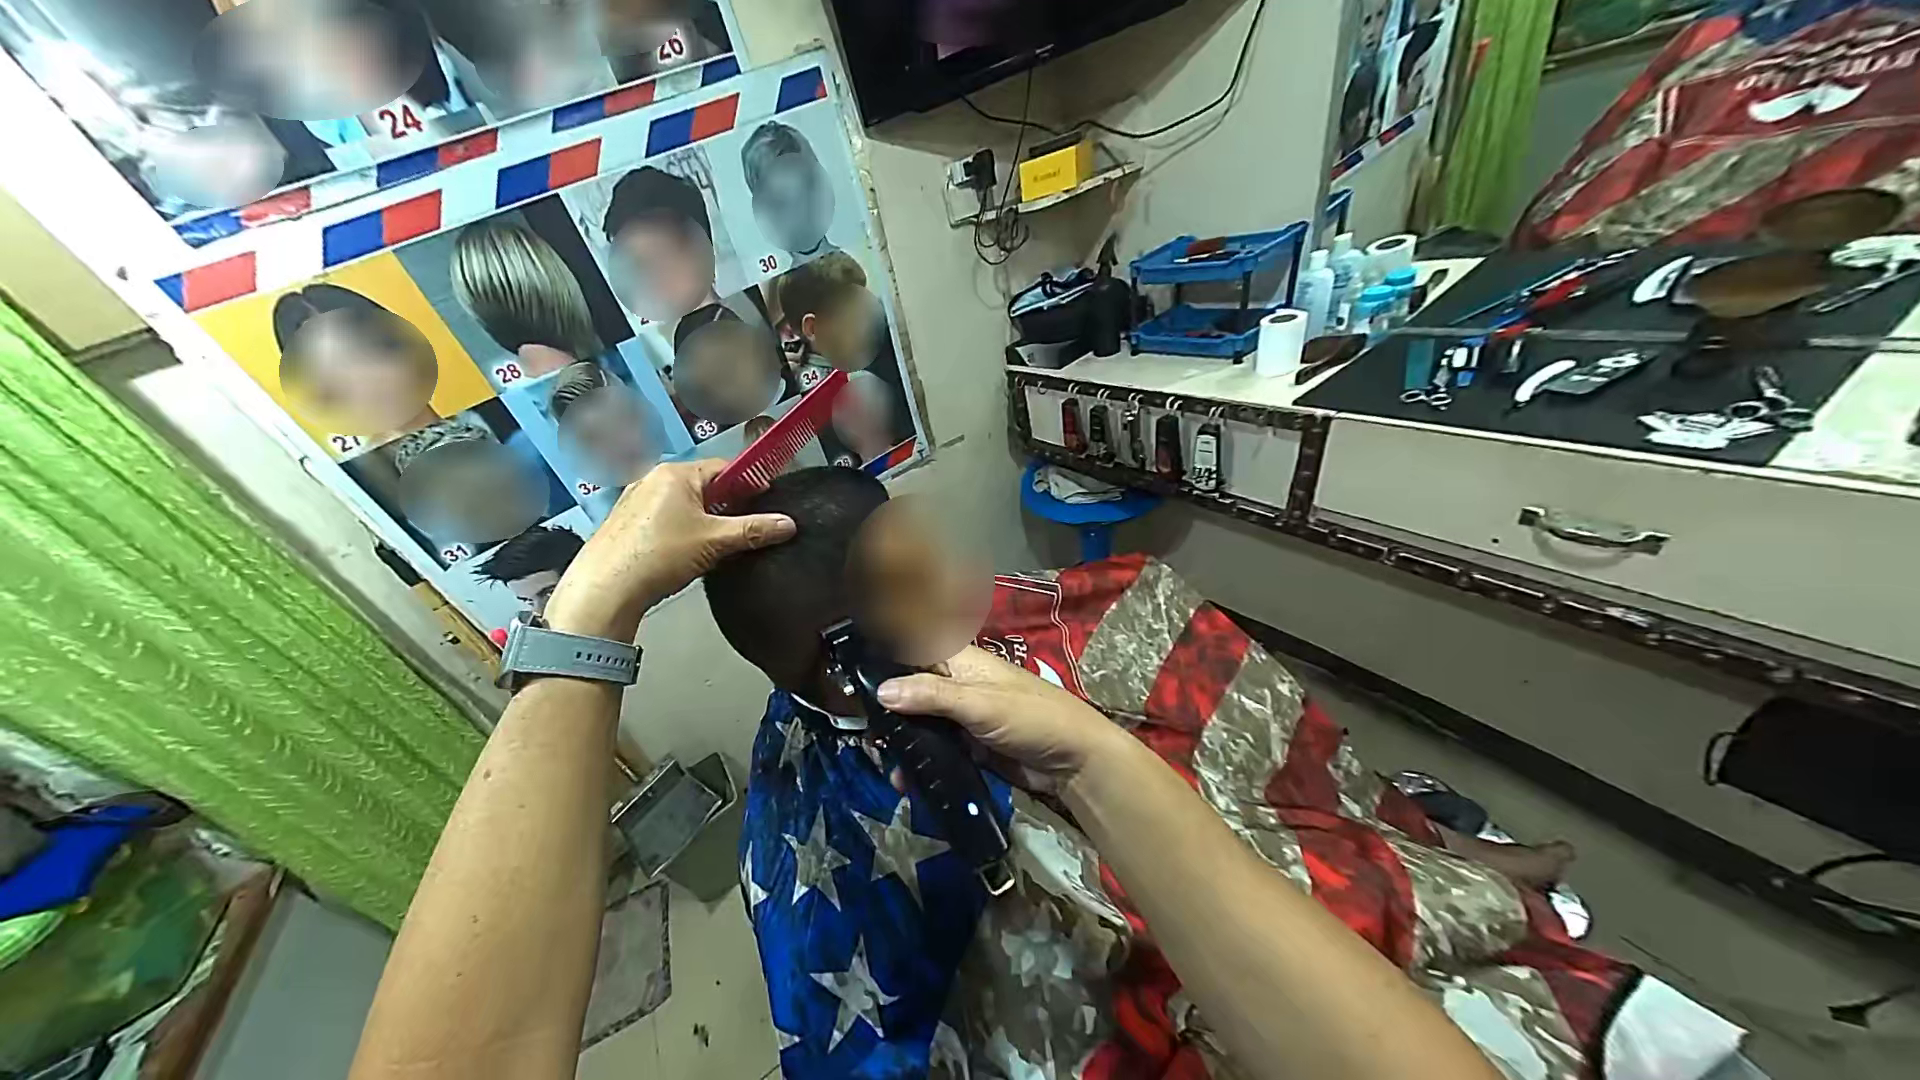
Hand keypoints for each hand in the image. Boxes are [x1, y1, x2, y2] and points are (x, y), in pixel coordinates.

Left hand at [544, 460, 794, 640]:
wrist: (605, 590)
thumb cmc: (659, 555)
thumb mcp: (716, 541)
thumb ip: (755, 530)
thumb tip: (788, 524)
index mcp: (677, 473)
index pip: (726, 468)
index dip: (750, 485)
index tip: (766, 504)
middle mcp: (654, 479)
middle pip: (706, 486)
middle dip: (727, 507)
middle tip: (743, 531)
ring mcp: (636, 500)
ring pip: (686, 504)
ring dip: (705, 521)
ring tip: (716, 547)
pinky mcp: (627, 523)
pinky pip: (667, 518)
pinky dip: (683, 531)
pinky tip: (687, 554)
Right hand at [875, 646, 1136, 792]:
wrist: (1073, 761)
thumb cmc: (1031, 717)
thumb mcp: (980, 704)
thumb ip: (931, 696)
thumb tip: (880, 692)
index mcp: (960, 660)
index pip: (914, 647)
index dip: (885, 656)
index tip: (850, 674)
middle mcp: (956, 683)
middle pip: (911, 688)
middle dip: (886, 709)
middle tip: (864, 733)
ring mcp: (961, 715)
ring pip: (919, 721)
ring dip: (901, 739)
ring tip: (881, 760)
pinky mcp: (967, 744)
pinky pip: (934, 748)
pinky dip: (919, 761)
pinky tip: (905, 780)